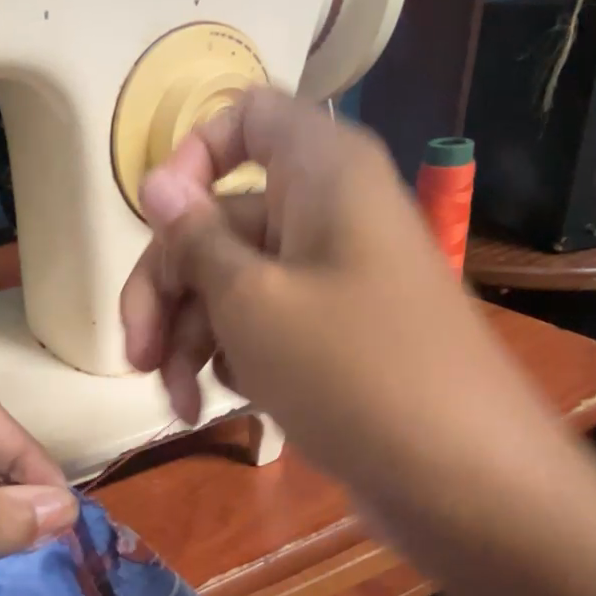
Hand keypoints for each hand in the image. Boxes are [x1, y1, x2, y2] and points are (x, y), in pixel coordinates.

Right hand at [118, 89, 561, 505]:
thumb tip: (155, 181)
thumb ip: (195, 240)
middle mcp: (328, 212)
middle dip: (167, 288)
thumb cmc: (351, 371)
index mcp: (321, 172)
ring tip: (178, 405)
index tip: (155, 224)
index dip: (190, 159)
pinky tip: (216, 405)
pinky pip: (265, 325)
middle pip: (221, 221)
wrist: (459, 477)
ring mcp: (333, 279)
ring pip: (234, 283)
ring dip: (190, 338)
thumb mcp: (252, 302)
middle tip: (136, 359)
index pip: (245, 118)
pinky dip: (231, 358)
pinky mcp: (334, 337)